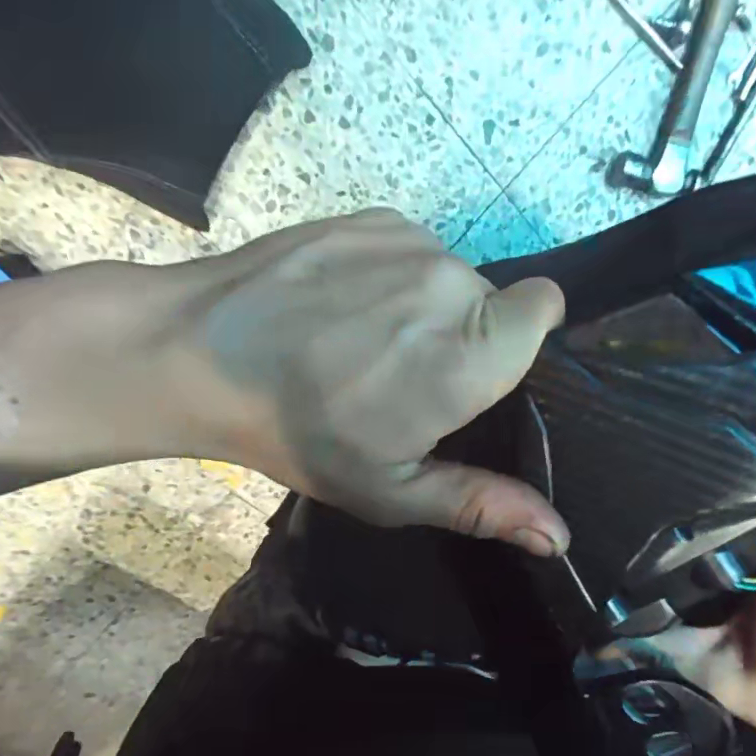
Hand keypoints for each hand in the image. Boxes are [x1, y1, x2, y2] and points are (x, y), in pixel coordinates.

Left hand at [159, 209, 569, 554]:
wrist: (196, 354)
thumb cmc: (301, 434)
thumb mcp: (392, 490)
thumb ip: (483, 505)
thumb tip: (560, 538)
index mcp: (468, 354)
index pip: (546, 307)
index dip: (527, 335)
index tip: (489, 366)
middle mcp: (451, 282)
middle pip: (494, 300)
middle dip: (468, 335)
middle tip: (407, 374)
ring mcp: (408, 241)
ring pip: (451, 275)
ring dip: (429, 306)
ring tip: (368, 340)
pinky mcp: (370, 217)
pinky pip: (412, 249)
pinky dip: (394, 275)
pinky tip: (345, 305)